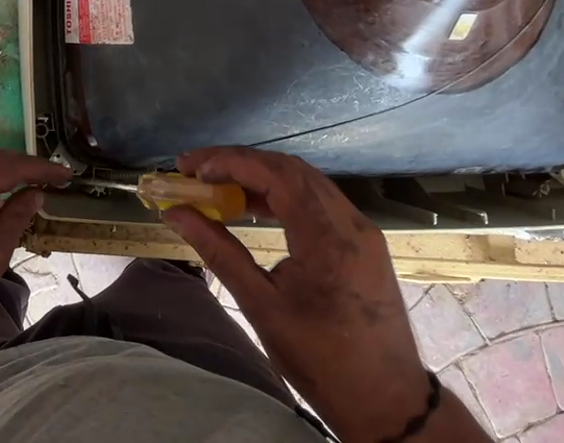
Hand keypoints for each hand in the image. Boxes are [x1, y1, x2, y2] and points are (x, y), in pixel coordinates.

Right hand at [160, 148, 427, 442]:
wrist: (387, 401)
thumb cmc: (320, 359)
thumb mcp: (260, 306)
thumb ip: (218, 251)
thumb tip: (176, 214)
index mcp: (328, 238)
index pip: (275, 174)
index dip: (229, 162)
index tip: (190, 168)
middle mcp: (351, 223)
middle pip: (290, 169)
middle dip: (239, 162)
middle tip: (196, 172)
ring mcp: (362, 230)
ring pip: (305, 180)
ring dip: (259, 175)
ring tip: (217, 186)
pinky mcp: (364, 241)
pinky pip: (317, 199)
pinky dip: (281, 193)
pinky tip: (253, 207)